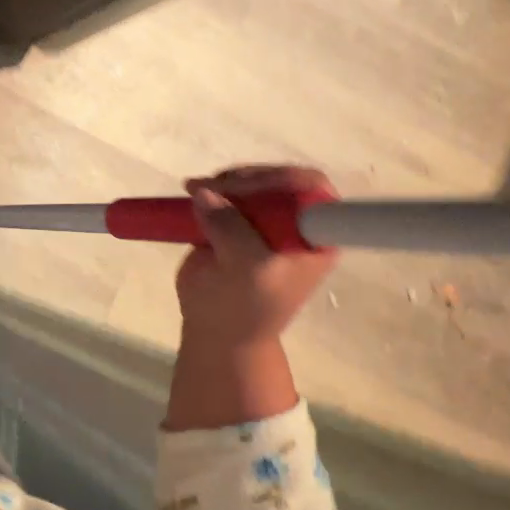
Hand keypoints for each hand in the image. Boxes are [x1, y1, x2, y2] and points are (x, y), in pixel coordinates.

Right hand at [175, 165, 338, 350]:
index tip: (244, 188)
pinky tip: (193, 191)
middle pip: (279, 181)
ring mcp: (266, 223)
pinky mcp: (238, 223)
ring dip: (226, 182)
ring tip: (196, 189)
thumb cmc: (243, 309)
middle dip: (247, 179)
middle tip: (214, 185)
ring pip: (253, 184)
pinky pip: (230, 195)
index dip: (281, 180)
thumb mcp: (246, 272)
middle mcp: (296, 225)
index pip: (312, 189)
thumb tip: (204, 192)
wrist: (218, 330)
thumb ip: (231, 229)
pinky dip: (212, 189)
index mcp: (316, 237)